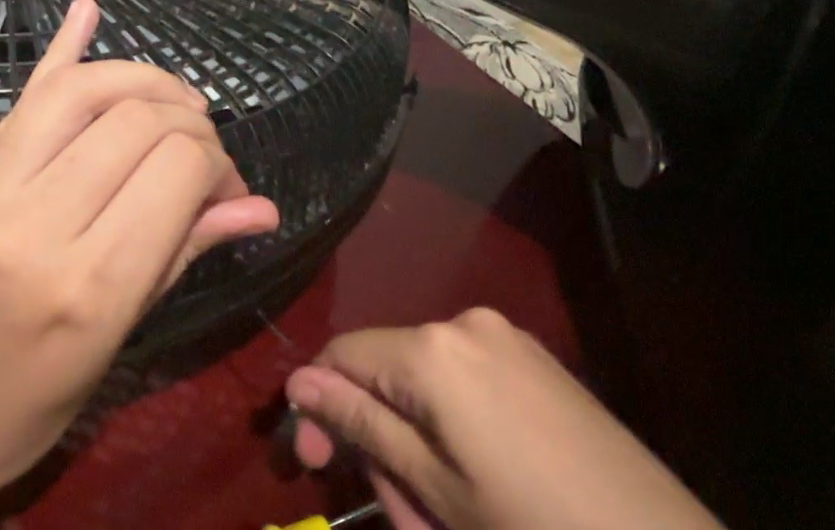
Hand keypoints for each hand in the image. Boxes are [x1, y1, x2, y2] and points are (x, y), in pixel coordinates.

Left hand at [0, 0, 279, 528]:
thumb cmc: (18, 413)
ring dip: (143, 81)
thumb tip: (259, 207)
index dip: (219, 165)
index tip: (227, 193)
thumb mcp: (111, 348)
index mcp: (87, 284)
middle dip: (190, 125)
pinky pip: (24, 99)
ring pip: (83, 90)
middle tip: (202, 162)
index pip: (177, 169)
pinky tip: (87, 12)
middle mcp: (38, 222)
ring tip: (173, 107)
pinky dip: (60, 51)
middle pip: (137, 120)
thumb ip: (179, 258)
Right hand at [287, 308, 721, 529]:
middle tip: (400, 506)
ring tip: (442, 504)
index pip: (342, 355)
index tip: (317, 463)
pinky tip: (477, 474)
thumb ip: (361, 425)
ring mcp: (506, 338)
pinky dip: (451, 420)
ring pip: (424, 378)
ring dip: (413, 434)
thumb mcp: (434, 487)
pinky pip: (466, 378)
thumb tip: (298, 383)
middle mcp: (463, 324)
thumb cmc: (532, 523)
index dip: (319, 405)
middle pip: (385, 368)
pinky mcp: (536, 360)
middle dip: (375, 432)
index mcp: (431, 349)